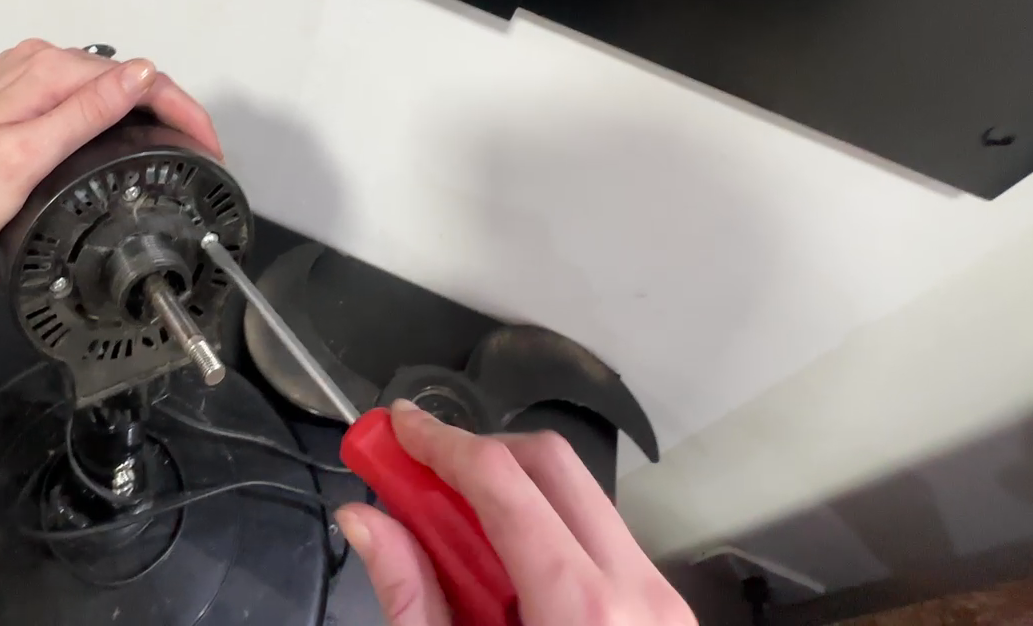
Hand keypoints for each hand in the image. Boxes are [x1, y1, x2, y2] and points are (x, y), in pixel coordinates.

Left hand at [0, 40, 221, 264]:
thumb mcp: (31, 153)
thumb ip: (88, 109)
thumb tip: (143, 72)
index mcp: (44, 71)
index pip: (135, 77)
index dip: (180, 107)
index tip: (208, 143)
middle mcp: (38, 61)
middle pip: (124, 75)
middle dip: (169, 106)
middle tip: (199, 148)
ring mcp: (28, 74)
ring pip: (107, 82)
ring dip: (146, 106)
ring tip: (175, 141)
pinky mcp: (22, 92)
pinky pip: (84, 90)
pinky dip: (115, 108)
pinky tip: (127, 129)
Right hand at [337, 401, 695, 625]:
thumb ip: (411, 598)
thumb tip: (362, 518)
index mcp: (584, 611)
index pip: (502, 480)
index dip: (440, 441)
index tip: (396, 424)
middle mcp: (639, 589)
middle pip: (549, 462)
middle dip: (478, 450)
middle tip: (421, 470)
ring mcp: (665, 602)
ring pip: (578, 495)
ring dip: (511, 489)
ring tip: (458, 530)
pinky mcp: (670, 617)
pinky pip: (598, 536)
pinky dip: (544, 528)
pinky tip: (508, 577)